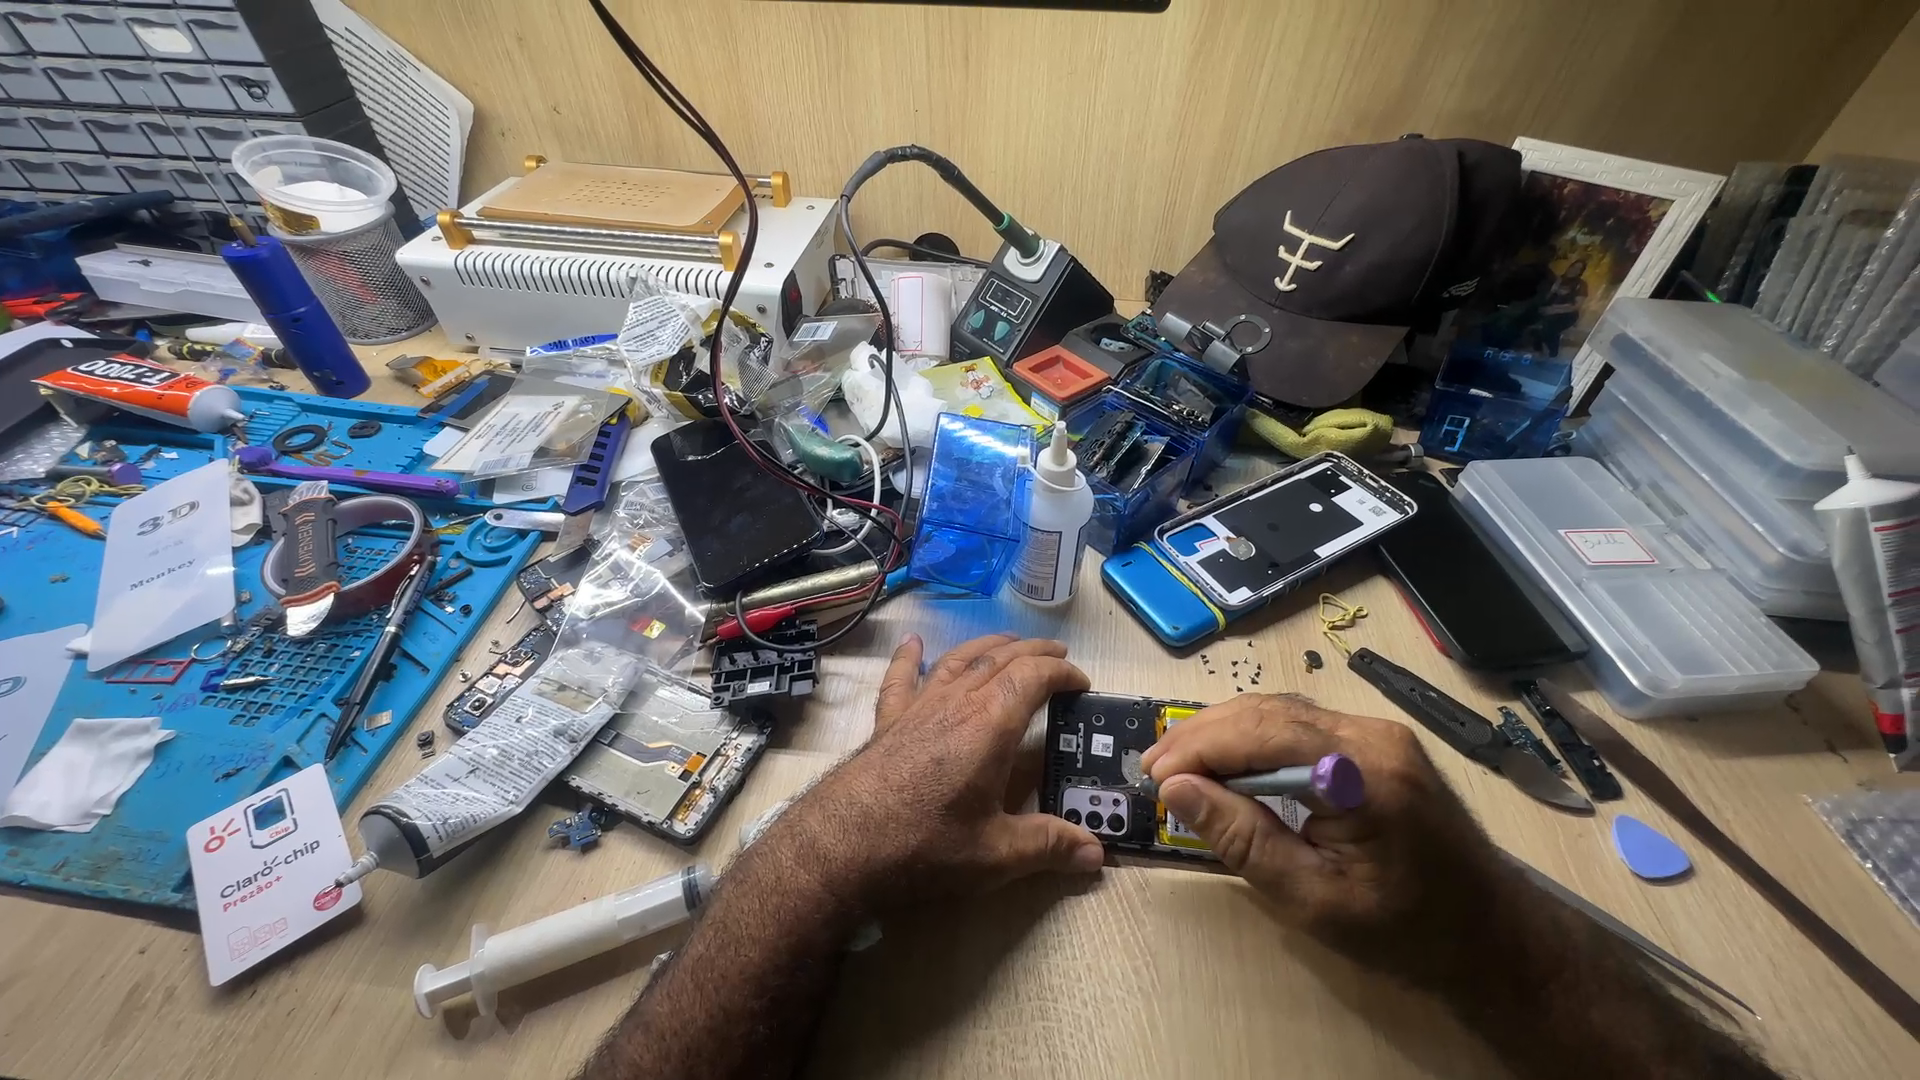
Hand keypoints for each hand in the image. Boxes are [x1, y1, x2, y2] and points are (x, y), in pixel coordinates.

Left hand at [787, 633, 1104, 915]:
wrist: (844, 844)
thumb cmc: (926, 844)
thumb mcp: (996, 854)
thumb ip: (1047, 846)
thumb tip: (1097, 854)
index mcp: (991, 723)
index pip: (1034, 677)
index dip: (1062, 674)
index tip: (1081, 682)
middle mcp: (957, 702)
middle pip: (1000, 659)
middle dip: (1033, 652)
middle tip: (1058, 655)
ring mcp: (919, 706)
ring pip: (958, 660)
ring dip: (988, 646)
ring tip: (1008, 642)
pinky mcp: (888, 720)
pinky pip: (901, 678)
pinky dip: (909, 657)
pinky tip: (912, 643)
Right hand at [1140, 693, 1508, 985]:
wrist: (1495, 938)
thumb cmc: (1406, 931)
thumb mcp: (1313, 899)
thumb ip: (1242, 839)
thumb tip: (1175, 789)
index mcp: (1365, 772)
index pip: (1262, 733)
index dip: (1199, 746)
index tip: (1153, 773)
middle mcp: (1372, 735)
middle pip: (1266, 711)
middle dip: (1203, 735)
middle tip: (1154, 767)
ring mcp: (1376, 733)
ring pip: (1278, 710)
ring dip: (1223, 733)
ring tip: (1179, 763)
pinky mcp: (1374, 743)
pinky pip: (1297, 724)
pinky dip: (1251, 739)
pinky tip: (1226, 762)